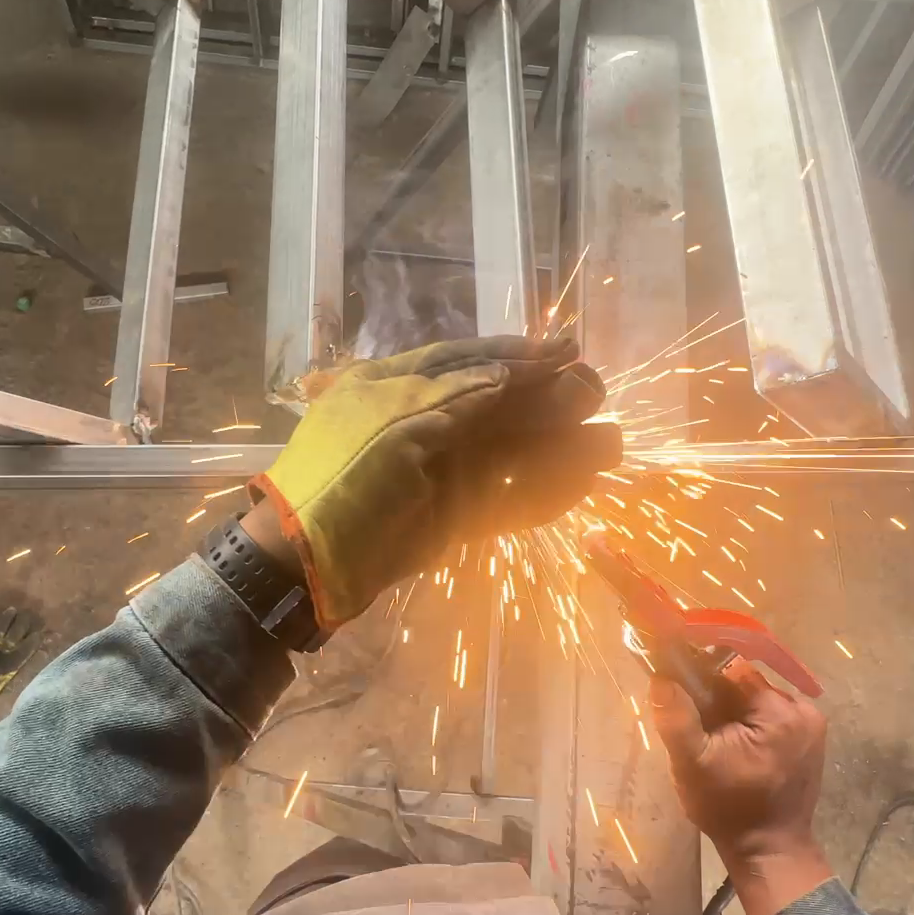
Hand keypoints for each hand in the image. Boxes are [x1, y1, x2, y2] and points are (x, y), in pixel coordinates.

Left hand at [250, 336, 621, 627]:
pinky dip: (541, 492)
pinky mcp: (450, 515)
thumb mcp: (397, 423)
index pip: (463, 359)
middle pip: (494, 402)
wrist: (305, 565)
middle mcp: (420, 421)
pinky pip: (504, 499)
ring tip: (608, 442)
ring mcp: (437, 470)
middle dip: (546, 398)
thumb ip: (458, 393)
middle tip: (594, 392)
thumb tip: (515, 370)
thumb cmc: (344, 481)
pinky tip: (579, 482)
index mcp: (393, 385)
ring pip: (506, 451)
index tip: (566, 349)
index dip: (515, 354)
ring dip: (556, 446)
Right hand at [650, 660, 832, 914]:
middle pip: (744, 683)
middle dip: (715, 698)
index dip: (700, 679)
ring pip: (754, 697)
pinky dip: (746, 722)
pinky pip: (768, 713)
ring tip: (715, 740)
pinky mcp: (809, 739)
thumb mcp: (692, 763)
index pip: (731, 671)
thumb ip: (676, 717)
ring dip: (730, 710)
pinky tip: (734, 746)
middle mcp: (804, 710)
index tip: (681, 698)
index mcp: (780, 712)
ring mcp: (811, 725)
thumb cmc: (729, 808)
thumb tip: (660, 676)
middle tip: (698, 728)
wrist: (768, 852)